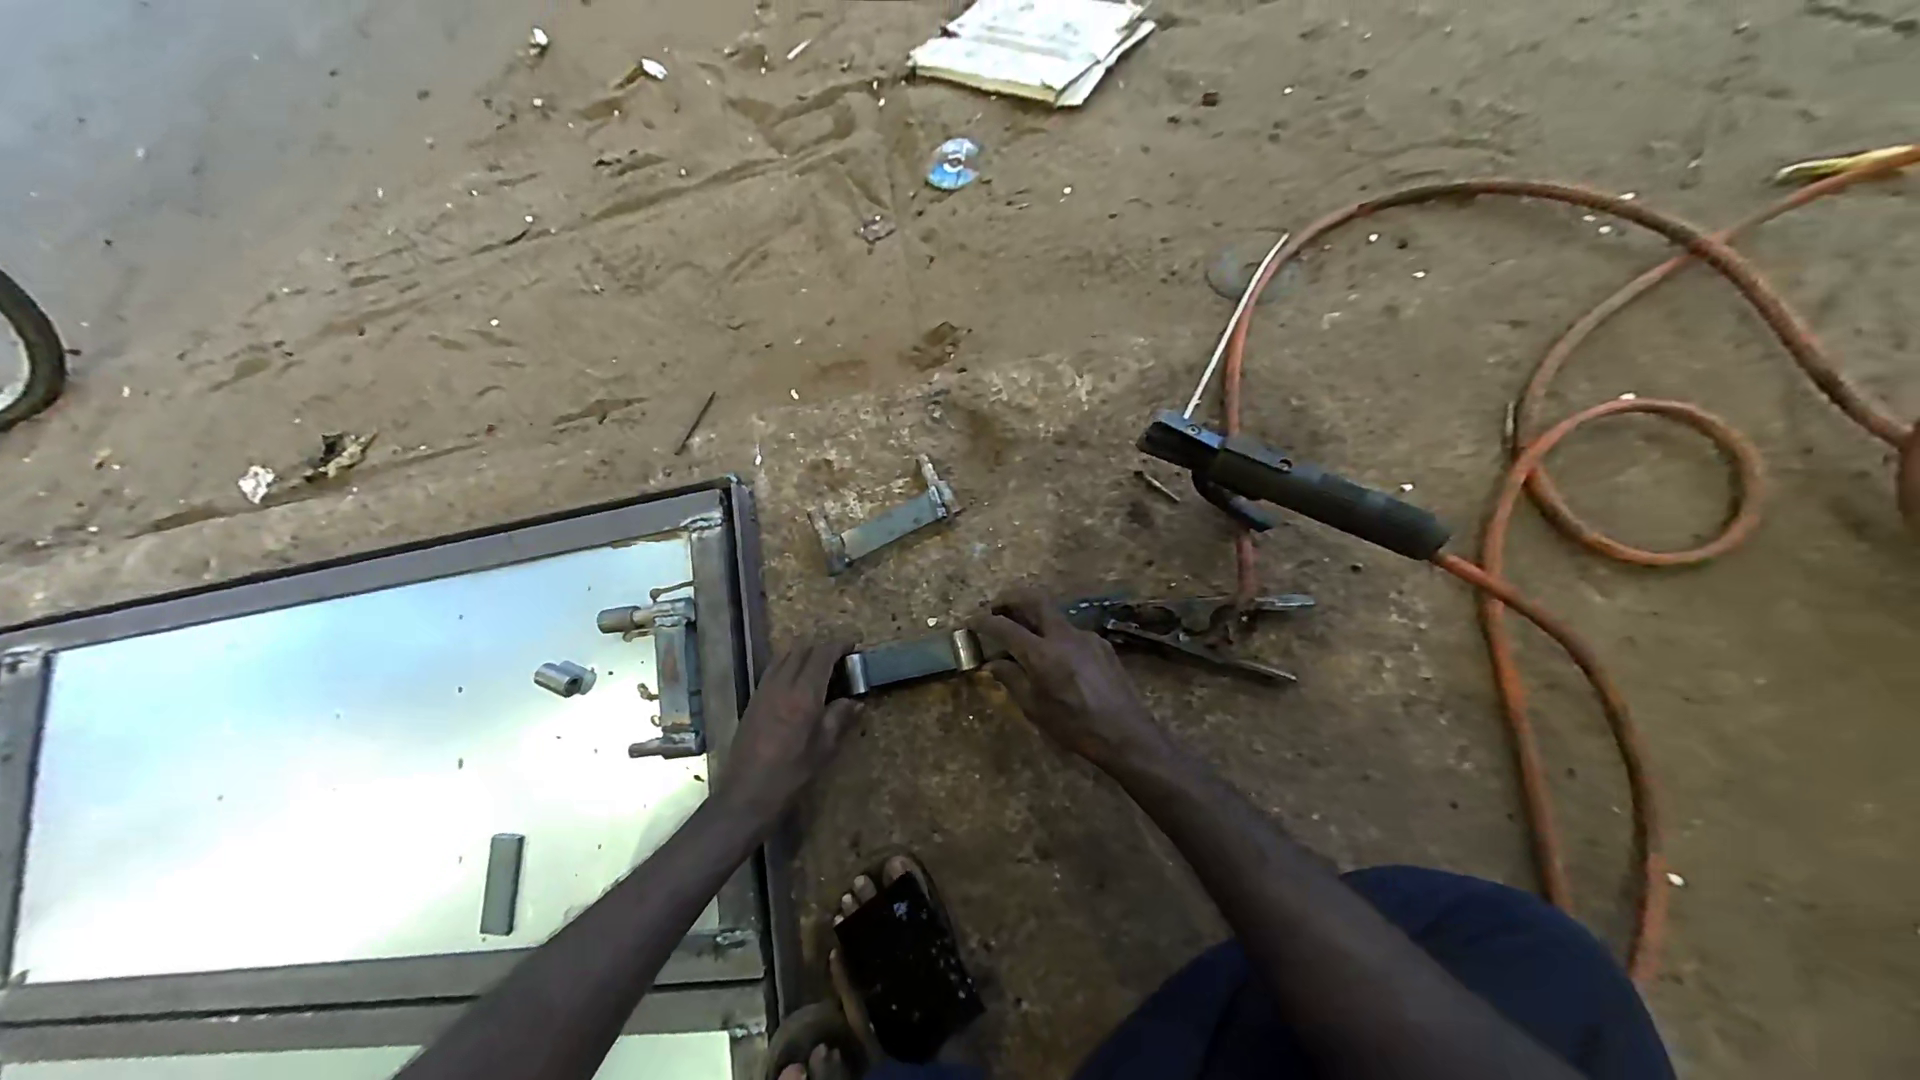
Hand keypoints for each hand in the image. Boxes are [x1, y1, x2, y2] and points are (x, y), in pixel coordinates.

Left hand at [726, 641, 861, 813]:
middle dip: (822, 646)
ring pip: (784, 656)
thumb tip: (855, 701)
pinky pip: (773, 670)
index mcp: (803, 694)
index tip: (853, 644)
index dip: (839, 644)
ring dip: (803, 652)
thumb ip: (840, 718)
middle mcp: (781, 684)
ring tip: (819, 664)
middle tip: (839, 655)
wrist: (748, 792)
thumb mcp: (824, 747)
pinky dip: (788, 664)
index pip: (822, 655)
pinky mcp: (753, 699)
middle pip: (801, 649)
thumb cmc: (791, 772)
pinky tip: (796, 680)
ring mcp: (763, 690)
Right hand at [970, 592, 1169, 768]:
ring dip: (1033, 616)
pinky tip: (1053, 656)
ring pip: (1054, 615)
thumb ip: (1011, 679)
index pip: (1005, 627)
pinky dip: (1054, 634)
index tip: (972, 620)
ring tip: (1022, 635)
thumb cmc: (1075, 727)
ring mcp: (1086, 637)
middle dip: (1010, 599)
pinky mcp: (1101, 644)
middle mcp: (1064, 636)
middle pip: (1034, 599)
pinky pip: (1070, 632)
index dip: (984, 621)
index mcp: (1042, 654)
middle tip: (996, 609)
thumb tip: (993, 663)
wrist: (1126, 734)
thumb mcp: (1035, 708)